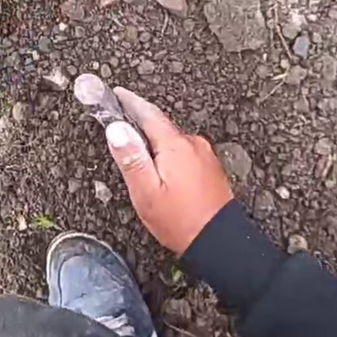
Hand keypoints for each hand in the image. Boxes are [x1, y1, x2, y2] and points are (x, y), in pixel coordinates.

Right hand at [103, 87, 233, 253]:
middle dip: (140, 125)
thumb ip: (131, 158)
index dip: (129, 102)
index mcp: (175, 146)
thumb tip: (116, 128)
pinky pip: (184, 152)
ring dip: (155, 144)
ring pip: (172, 141)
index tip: (116, 94)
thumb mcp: (147, 193)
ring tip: (139, 158)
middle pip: (160, 127)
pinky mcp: (210, 167)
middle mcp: (193, 144)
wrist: (221, 242)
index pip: (148, 113)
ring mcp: (204, 155)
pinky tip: (163, 172)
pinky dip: (169, 155)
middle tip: (119, 128)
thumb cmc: (182, 221)